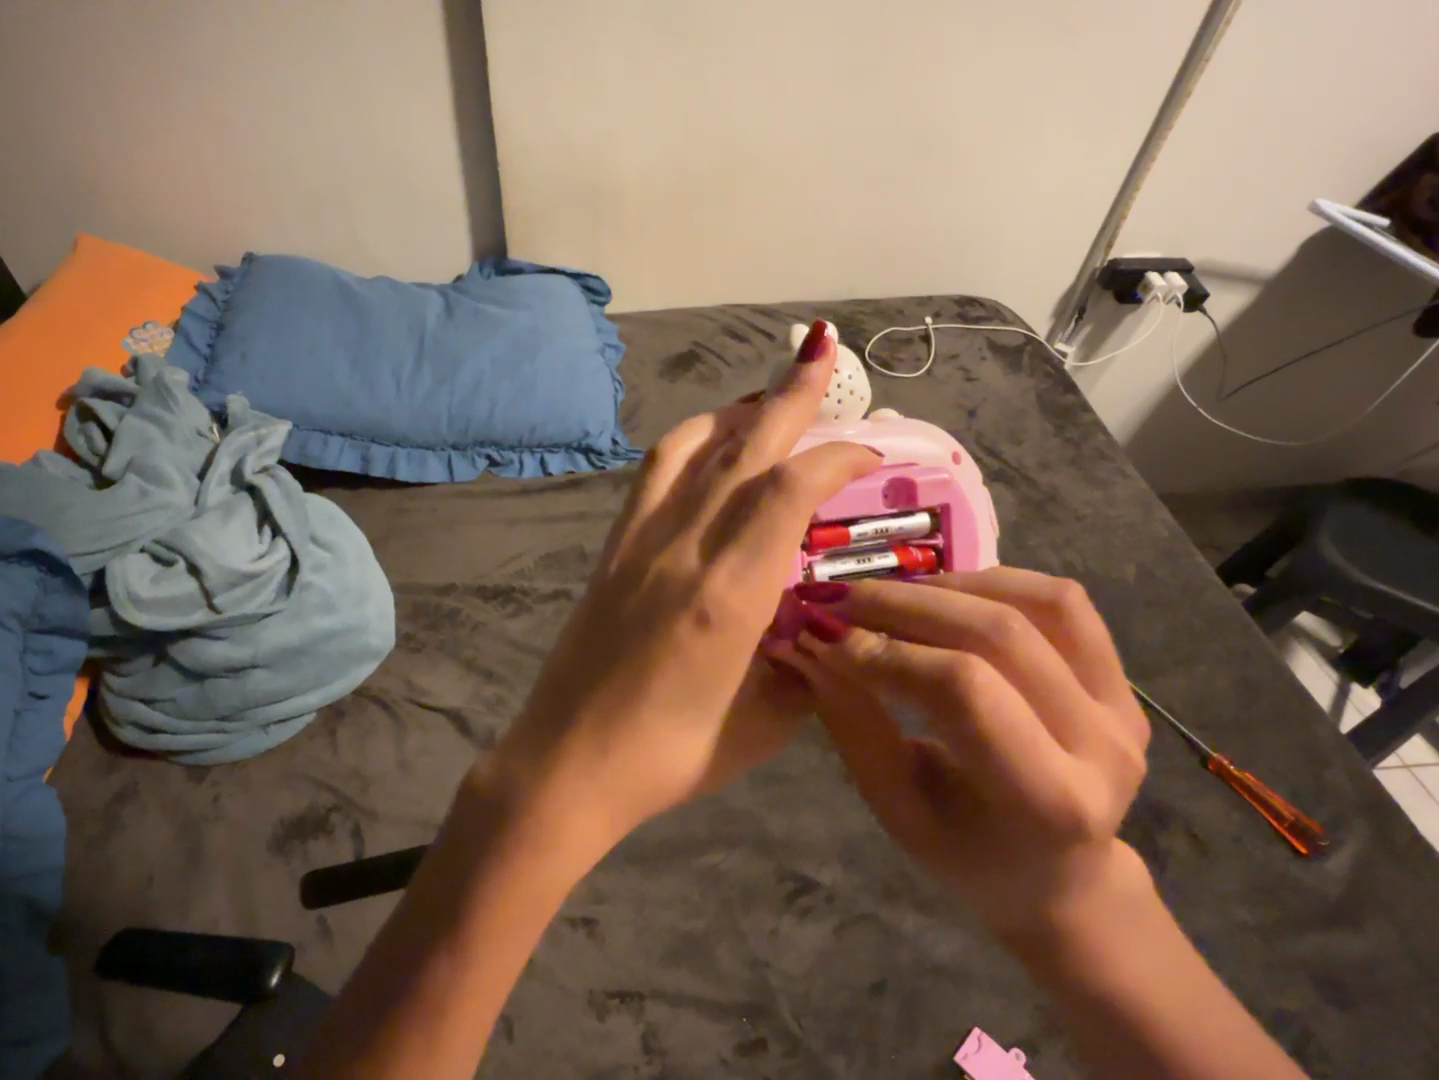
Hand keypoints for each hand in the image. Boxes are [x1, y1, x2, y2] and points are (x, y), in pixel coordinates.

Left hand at [481, 321, 881, 850]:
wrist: (567, 763)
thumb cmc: (670, 758)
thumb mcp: (764, 723)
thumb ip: (804, 666)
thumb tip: (822, 627)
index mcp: (727, 595)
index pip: (788, 493)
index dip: (837, 459)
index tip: (871, 455)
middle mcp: (681, 551)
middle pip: (742, 451)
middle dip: (790, 398)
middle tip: (822, 355)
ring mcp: (638, 545)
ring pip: (689, 450)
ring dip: (734, 415)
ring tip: (767, 402)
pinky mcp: (610, 553)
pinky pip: (652, 478)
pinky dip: (688, 445)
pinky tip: (707, 449)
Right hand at [767, 568, 1152, 938]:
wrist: (1054, 875)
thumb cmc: (961, 851)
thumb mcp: (893, 803)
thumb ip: (852, 718)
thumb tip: (805, 642)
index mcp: (1044, 800)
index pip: (961, 690)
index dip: (883, 651)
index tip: (819, 634)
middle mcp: (1100, 747)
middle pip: (997, 634)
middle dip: (901, 606)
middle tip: (835, 599)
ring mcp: (1123, 708)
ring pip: (1036, 604)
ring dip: (946, 587)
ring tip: (885, 597)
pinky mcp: (1123, 681)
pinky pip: (1061, 603)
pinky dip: (991, 584)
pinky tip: (941, 596)